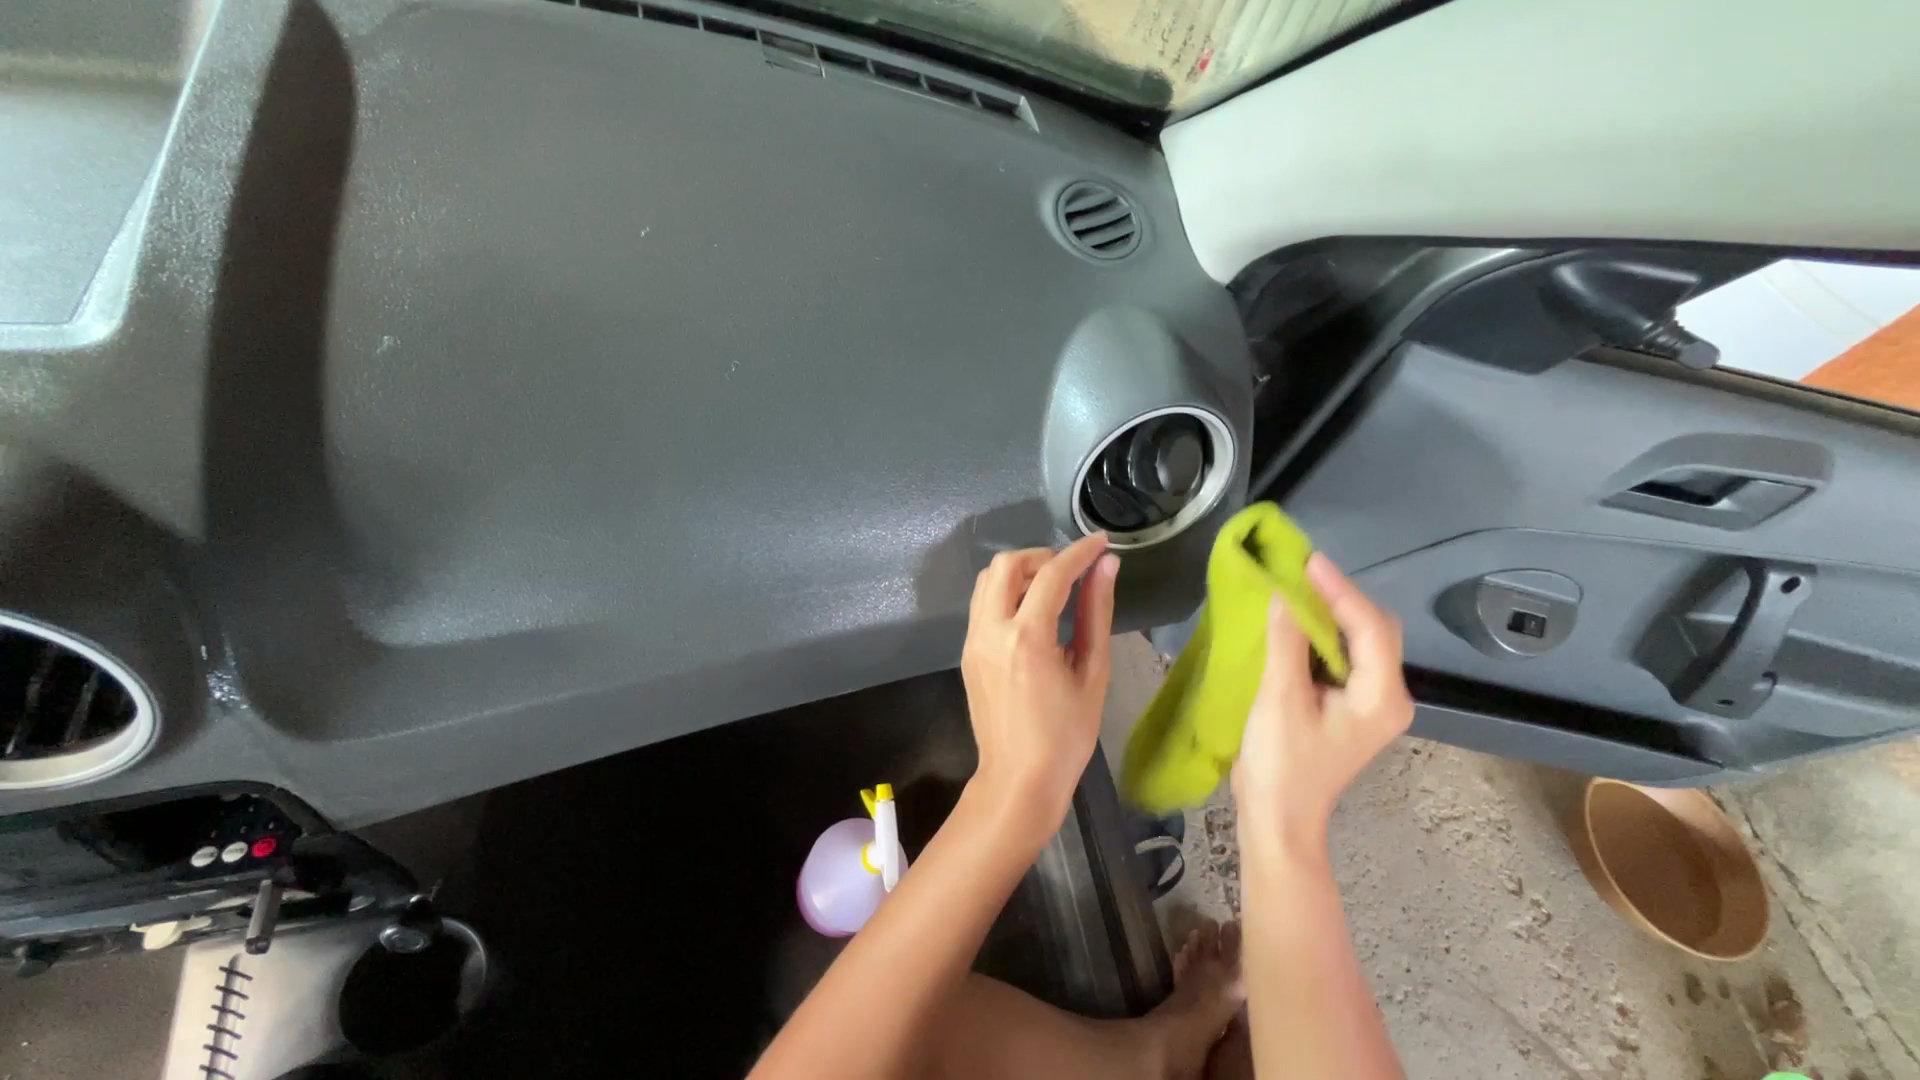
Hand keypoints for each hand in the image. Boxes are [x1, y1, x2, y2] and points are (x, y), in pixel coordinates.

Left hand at [960, 533, 1119, 827]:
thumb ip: (1097, 614)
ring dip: (1020, 572)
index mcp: (1026, 638)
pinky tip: (1032, 614)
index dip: (1079, 552)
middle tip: (1071, 571)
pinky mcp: (967, 653)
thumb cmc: (1066, 735)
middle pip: (1006, 565)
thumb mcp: (1092, 673)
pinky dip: (1006, 594)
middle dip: (1041, 557)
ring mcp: (972, 641)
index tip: (1101, 542)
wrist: (1018, 780)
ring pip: (987, 581)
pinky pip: (982, 605)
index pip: (1052, 575)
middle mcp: (991, 631)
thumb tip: (1107, 567)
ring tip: (1052, 590)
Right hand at [1233, 553, 1412, 854]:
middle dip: (1341, 597)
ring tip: (1297, 587)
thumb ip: (1286, 642)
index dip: (1340, 590)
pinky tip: (1298, 621)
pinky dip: (1324, 634)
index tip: (1308, 560)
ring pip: (1361, 641)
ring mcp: (1372, 703)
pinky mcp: (1351, 707)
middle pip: (1375, 630)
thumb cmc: (1281, 765)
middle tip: (1301, 570)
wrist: (1278, 819)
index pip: (1369, 628)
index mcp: (1381, 696)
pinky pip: (1345, 657)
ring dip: (1332, 613)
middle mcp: (1388, 696)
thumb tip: (1282, 593)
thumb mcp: (1279, 699)